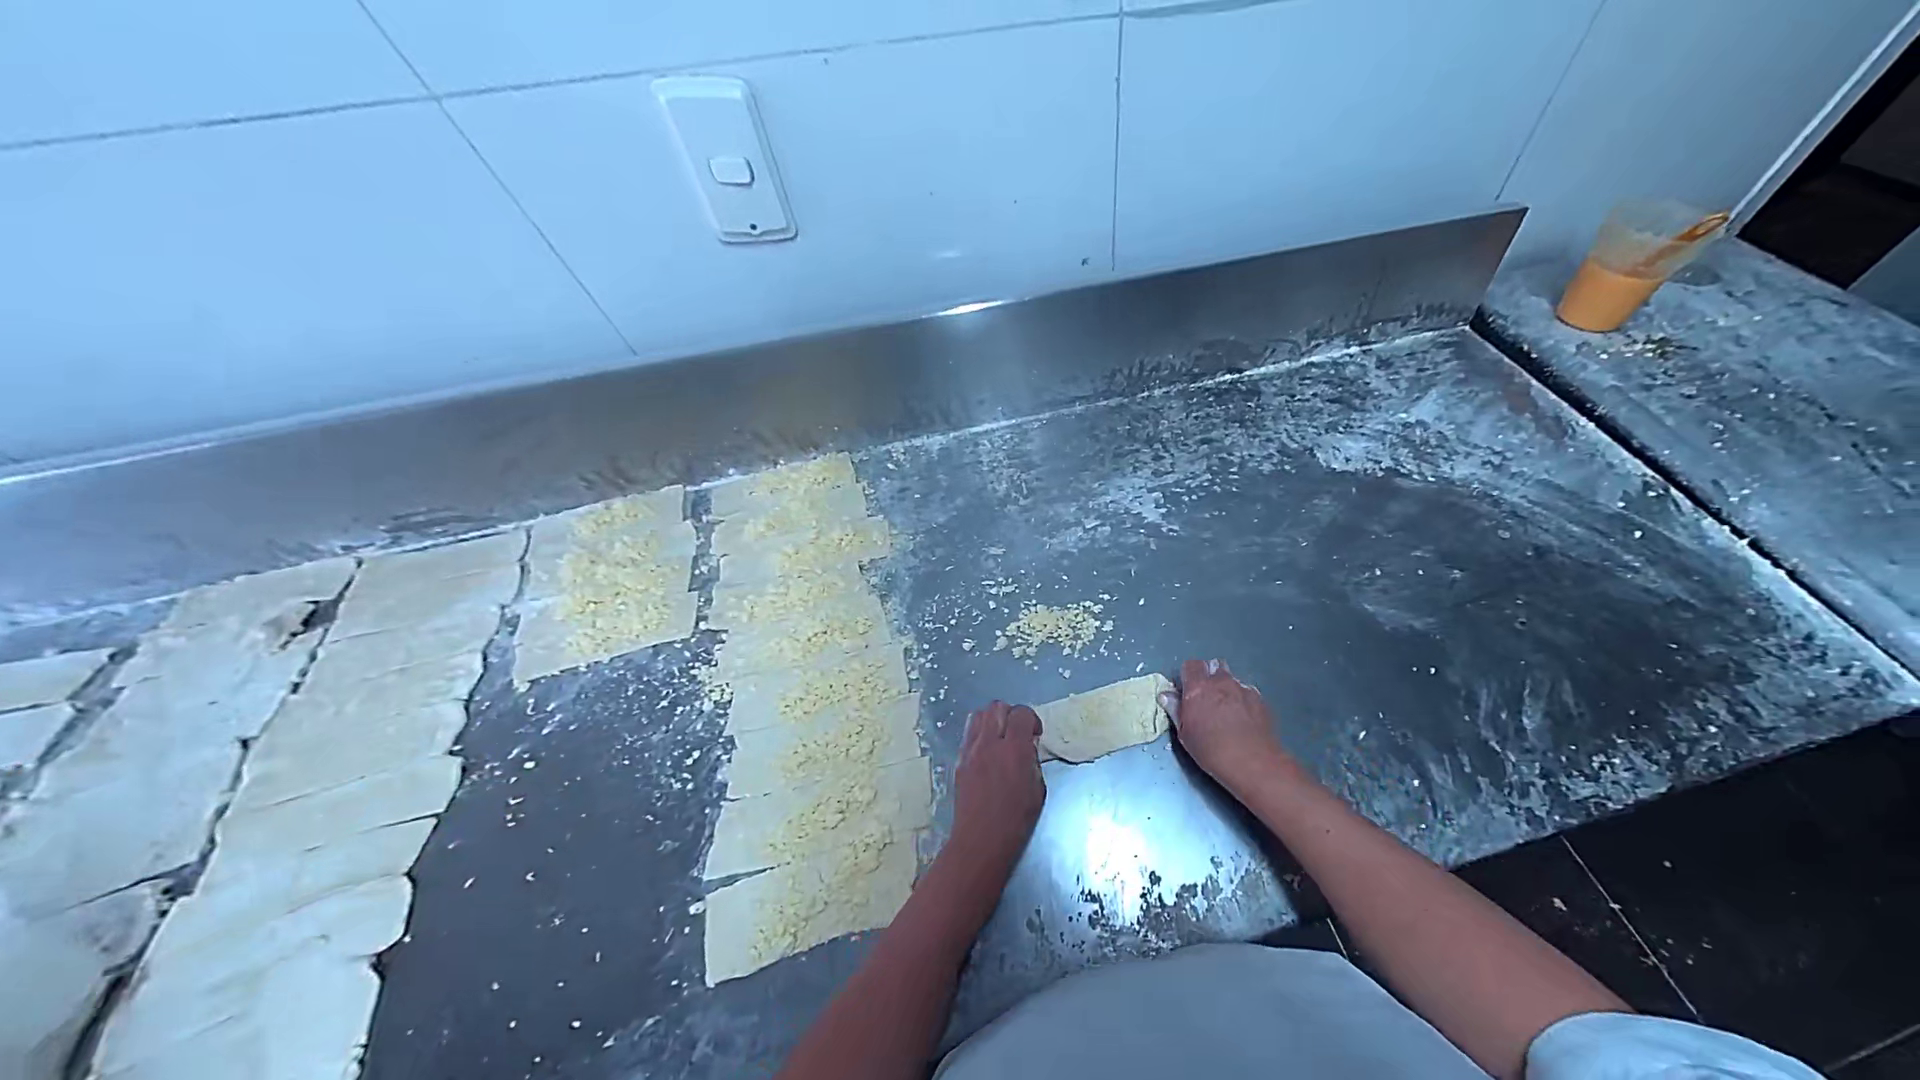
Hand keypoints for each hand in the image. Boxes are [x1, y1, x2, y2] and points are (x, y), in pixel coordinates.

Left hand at [948, 701, 1045, 872]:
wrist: (980, 840)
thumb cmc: (1015, 821)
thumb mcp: (1037, 790)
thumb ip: (1033, 761)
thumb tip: (1028, 746)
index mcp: (1014, 751)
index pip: (1022, 714)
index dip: (1031, 719)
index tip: (1035, 733)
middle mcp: (990, 744)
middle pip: (997, 707)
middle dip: (1011, 714)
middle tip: (1018, 733)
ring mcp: (971, 750)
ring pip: (979, 715)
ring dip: (993, 719)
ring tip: (1001, 738)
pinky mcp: (959, 759)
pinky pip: (969, 734)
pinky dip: (980, 734)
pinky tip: (987, 751)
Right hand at [1161, 658, 1298, 797]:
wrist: (1253, 763)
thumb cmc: (1212, 750)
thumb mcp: (1185, 733)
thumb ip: (1175, 709)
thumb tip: (1166, 695)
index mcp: (1198, 688)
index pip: (1191, 665)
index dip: (1188, 675)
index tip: (1187, 689)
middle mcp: (1222, 682)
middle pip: (1214, 666)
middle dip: (1209, 676)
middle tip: (1206, 697)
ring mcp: (1244, 689)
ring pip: (1232, 678)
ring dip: (1226, 687)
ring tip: (1226, 708)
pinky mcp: (1261, 700)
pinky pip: (1247, 691)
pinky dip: (1242, 698)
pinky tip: (1243, 716)